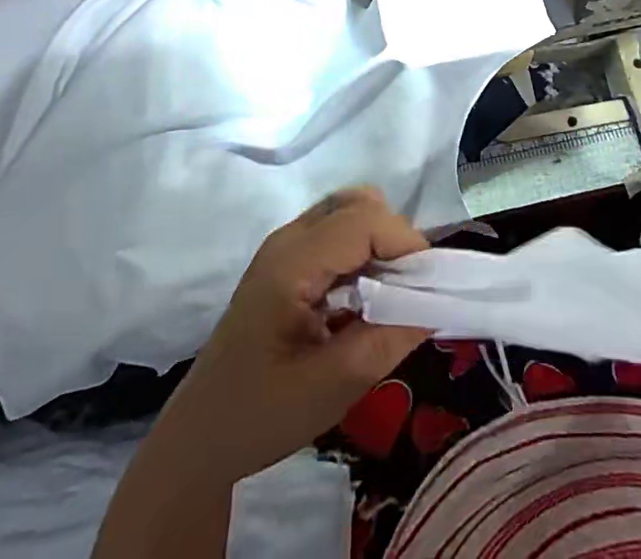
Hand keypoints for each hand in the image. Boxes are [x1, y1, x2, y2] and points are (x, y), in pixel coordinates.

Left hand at [142, 186, 431, 484]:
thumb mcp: (336, 385)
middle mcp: (286, 241)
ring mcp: (282, 249)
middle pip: (358, 204)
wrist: (202, 436)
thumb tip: (438, 303)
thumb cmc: (263, 414)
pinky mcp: (285, 264)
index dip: (407, 243)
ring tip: (391, 295)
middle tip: (410, 290)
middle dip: (395, 239)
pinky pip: (337, 235)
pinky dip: (364, 254)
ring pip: (349, 213)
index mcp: (291, 265)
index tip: (430, 287)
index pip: (364, 220)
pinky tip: (365, 299)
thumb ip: (391, 337)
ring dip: (380, 245)